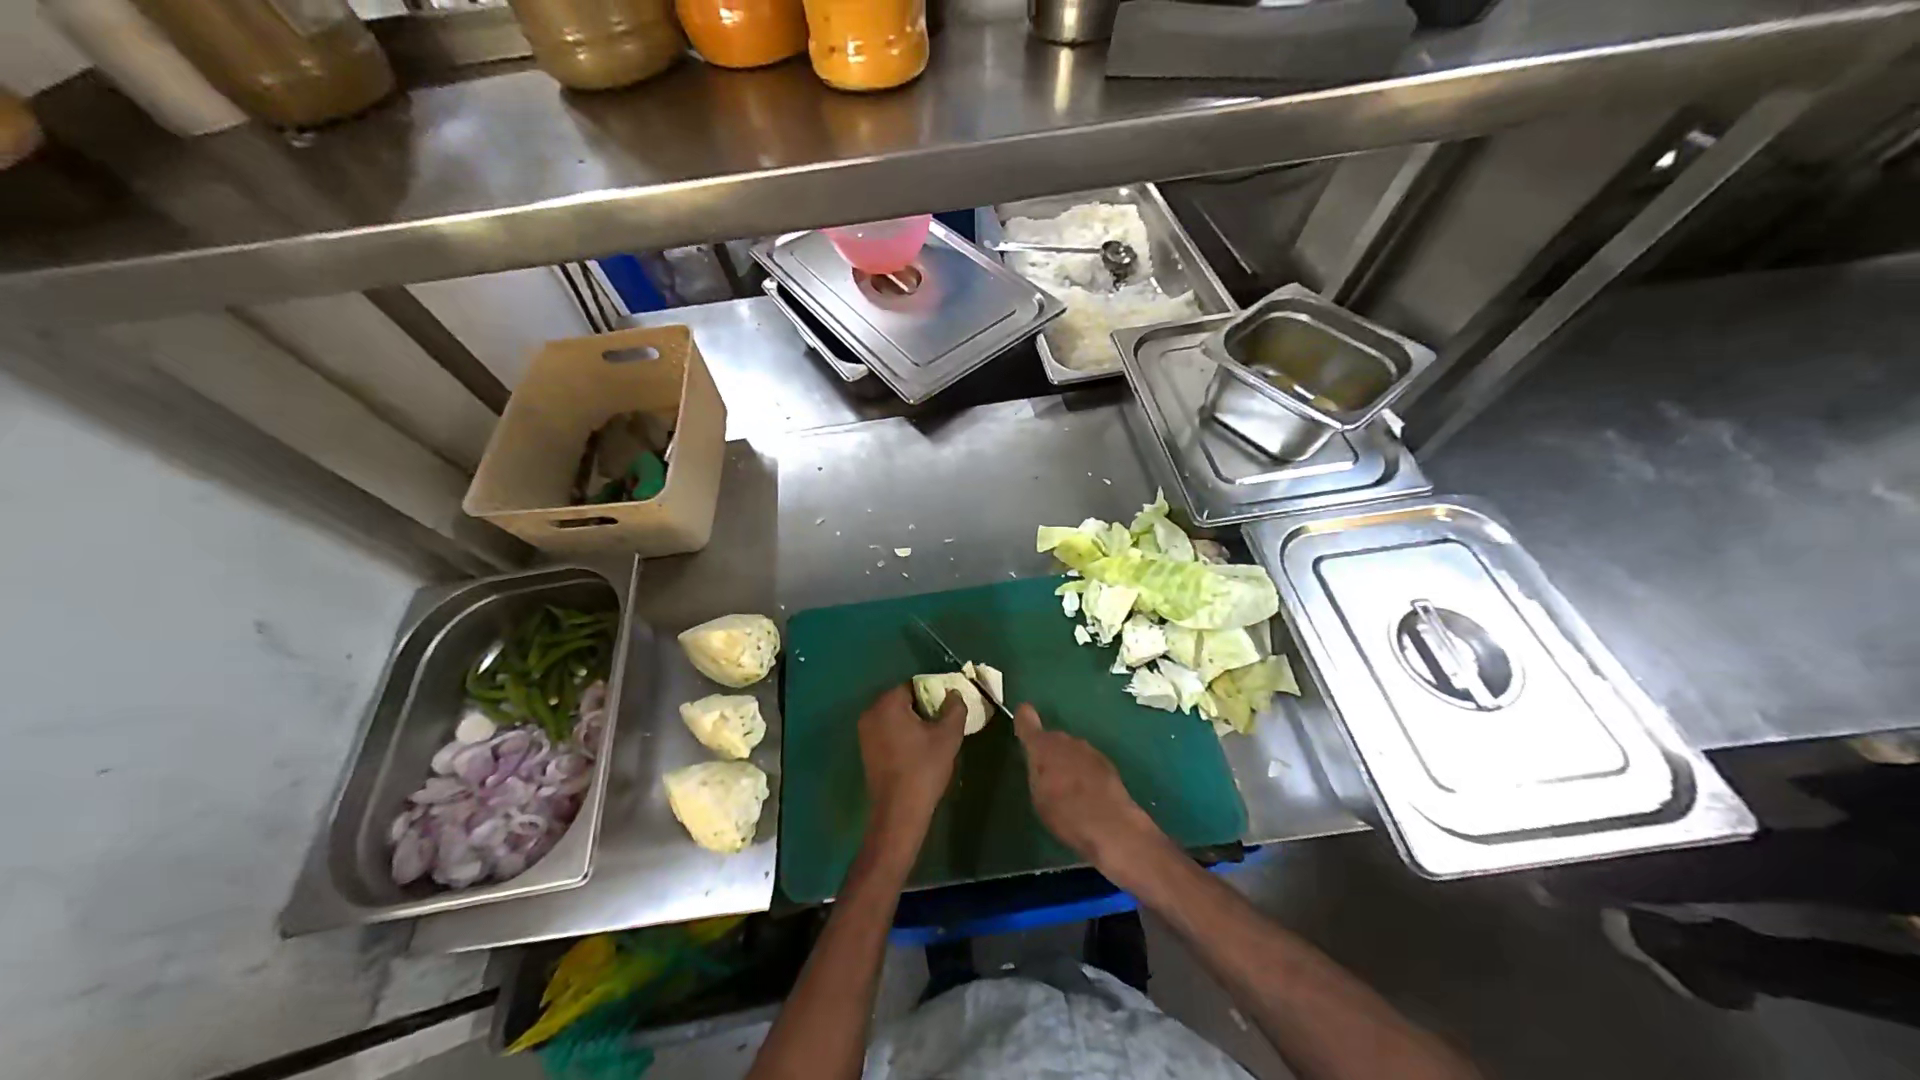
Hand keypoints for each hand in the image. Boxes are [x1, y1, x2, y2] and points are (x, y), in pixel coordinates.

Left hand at [859, 684, 966, 833]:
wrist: (899, 811)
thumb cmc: (924, 768)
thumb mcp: (948, 735)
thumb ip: (954, 708)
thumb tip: (953, 693)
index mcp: (887, 704)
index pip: (913, 686)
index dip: (933, 694)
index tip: (947, 709)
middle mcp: (871, 713)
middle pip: (902, 701)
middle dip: (923, 708)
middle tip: (942, 724)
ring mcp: (865, 733)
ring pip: (894, 718)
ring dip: (912, 723)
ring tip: (932, 739)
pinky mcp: (865, 751)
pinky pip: (886, 732)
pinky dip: (901, 736)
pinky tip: (916, 752)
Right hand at [1012, 704, 1173, 882]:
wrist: (1111, 825)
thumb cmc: (1065, 813)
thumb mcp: (1038, 796)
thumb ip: (1036, 772)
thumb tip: (1038, 761)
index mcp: (1043, 746)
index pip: (1027, 721)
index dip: (1023, 718)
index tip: (1022, 716)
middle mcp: (1066, 741)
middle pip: (1052, 739)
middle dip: (1048, 752)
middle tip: (1045, 775)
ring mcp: (1089, 750)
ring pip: (1071, 750)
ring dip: (1067, 762)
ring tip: (1067, 789)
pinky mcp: (1107, 763)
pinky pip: (1087, 762)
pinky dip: (1084, 772)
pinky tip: (1086, 794)